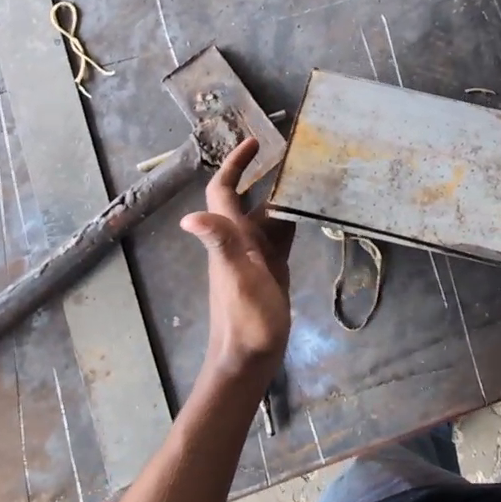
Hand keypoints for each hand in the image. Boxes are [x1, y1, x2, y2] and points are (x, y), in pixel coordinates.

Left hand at [180, 138, 293, 381]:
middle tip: (294, 153)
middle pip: (249, 198)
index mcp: (231, 238)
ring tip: (311, 176)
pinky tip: (311, 212)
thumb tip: (189, 215)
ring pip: (268, 215)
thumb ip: (221, 245)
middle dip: (264, 172)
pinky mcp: (272, 269)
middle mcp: (240, 241)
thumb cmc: (245, 319)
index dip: (236, 165)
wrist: (248, 359)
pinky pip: (281, 234)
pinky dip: (293, 218)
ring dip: (283, 194)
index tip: (256, 142)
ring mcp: (256, 256)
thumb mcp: (238, 278)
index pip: (225, 192)